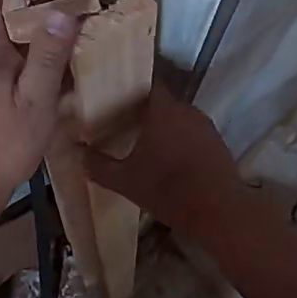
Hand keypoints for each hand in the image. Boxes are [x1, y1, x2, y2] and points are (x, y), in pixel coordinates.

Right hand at [86, 84, 249, 238]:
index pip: (147, 84)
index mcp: (162, 110)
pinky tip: (170, 159)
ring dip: (164, 127)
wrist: (220, 213)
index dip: (131, 87)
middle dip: (144, 111)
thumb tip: (76, 152)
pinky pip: (193, 134)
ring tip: (145, 142)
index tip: (115, 95)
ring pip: (179, 119)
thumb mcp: (125, 181)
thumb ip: (98, 165)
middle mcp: (186, 110)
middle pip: (162, 102)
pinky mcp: (218, 144)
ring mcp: (206, 127)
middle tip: (123, 123)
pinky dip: (181, 141)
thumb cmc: (168, 189)